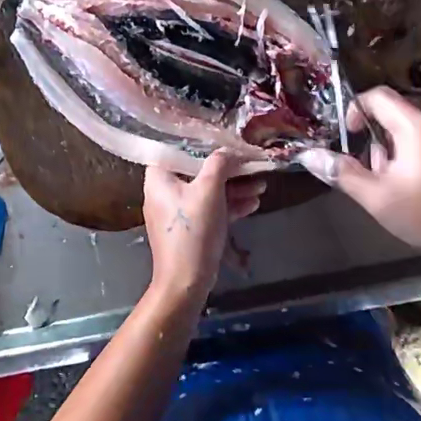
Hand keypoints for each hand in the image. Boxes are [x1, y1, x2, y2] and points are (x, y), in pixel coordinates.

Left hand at [143, 150, 266, 300]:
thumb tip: (228, 150)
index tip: (227, 141)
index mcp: (158, 178)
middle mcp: (163, 191)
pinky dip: (228, 205)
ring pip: (207, 191)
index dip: (203, 144)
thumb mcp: (209, 190)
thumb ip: (219, 164)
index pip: (178, 149)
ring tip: (262, 185)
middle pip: (197, 171)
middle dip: (228, 170)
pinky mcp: (188, 228)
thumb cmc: (193, 230)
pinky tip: (254, 203)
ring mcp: (175, 211)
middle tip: (252, 166)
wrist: (186, 280)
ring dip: (233, 188)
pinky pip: (209, 209)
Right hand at [295, 87, 420, 270]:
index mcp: (418, 128)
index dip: (356, 109)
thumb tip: (308, 155)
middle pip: (400, 119)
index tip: (350, 136)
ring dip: (404, 154)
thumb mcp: (377, 198)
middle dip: (381, 143)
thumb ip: (342, 173)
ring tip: (404, 189)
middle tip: (377, 177)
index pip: (379, 97)